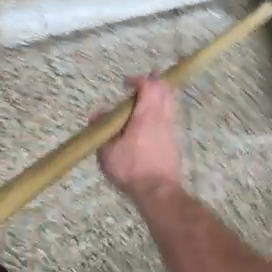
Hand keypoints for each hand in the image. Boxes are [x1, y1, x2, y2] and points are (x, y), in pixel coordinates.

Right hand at [97, 75, 182, 201]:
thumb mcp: (107, 151)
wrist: (158, 192)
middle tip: (137, 88)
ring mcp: (170, 131)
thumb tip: (98, 113)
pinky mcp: (172, 144)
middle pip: (166, 91)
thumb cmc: (131, 169)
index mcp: (146, 115)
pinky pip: (167, 120)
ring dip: (156, 100)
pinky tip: (143, 128)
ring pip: (169, 105)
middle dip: (153, 84)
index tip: (126, 84)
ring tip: (138, 108)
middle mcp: (162, 119)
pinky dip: (157, 115)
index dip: (139, 80)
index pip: (150, 86)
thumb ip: (102, 129)